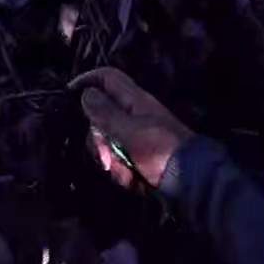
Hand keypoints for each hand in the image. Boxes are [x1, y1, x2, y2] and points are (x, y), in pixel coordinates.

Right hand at [71, 67, 193, 190]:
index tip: (69, 94)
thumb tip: (85, 93)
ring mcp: (137, 138)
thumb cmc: (161, 151)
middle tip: (106, 155)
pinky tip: (133, 182)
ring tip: (125, 174)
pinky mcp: (140, 159)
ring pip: (107, 142)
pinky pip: (119, 161)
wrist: (194, 186)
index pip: (106, 77)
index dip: (87, 80)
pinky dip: (123, 173)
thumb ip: (105, 113)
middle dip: (98, 138)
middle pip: (101, 115)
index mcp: (134, 100)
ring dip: (111, 160)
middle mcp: (133, 115)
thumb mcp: (129, 131)